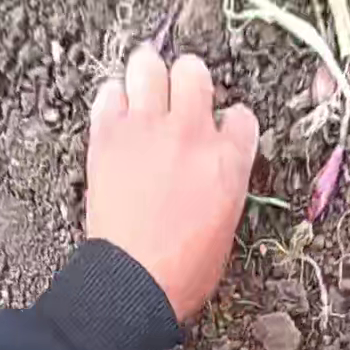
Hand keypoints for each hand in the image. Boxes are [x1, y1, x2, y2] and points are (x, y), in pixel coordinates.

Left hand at [86, 44, 258, 321]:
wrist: (135, 285)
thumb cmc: (182, 275)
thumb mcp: (223, 234)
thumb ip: (223, 188)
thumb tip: (213, 174)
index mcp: (228, 164)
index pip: (241, 117)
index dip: (228, 127)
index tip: (218, 139)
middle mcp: (191, 135)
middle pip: (194, 72)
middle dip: (188, 88)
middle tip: (178, 113)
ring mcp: (147, 130)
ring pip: (148, 65)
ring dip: (148, 82)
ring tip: (145, 108)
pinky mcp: (109, 136)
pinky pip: (109, 93)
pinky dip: (114, 103)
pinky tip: (119, 126)